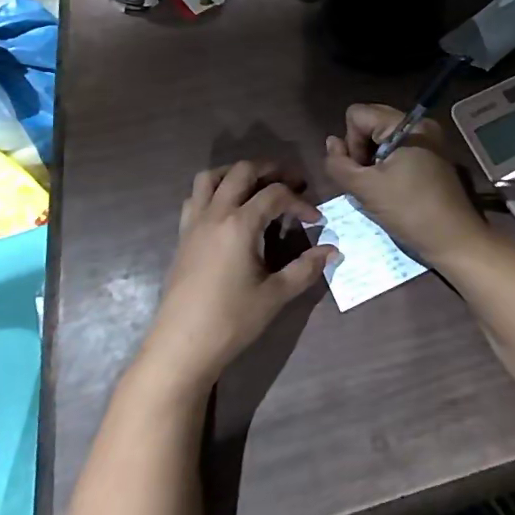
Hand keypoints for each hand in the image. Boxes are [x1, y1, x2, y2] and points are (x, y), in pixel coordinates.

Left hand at [141, 161, 333, 391]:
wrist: (183, 343)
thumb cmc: (232, 319)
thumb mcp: (275, 295)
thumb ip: (305, 268)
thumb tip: (332, 250)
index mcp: (239, 223)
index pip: (275, 195)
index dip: (300, 202)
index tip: (316, 219)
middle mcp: (215, 213)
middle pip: (242, 172)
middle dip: (270, 170)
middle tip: (292, 181)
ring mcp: (194, 222)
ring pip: (210, 177)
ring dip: (235, 173)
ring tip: (256, 185)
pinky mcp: (182, 235)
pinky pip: (194, 197)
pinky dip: (213, 191)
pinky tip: (226, 209)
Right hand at [324, 103, 490, 262]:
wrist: (454, 240)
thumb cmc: (409, 211)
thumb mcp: (364, 188)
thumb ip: (338, 163)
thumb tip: (331, 142)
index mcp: (407, 125)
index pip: (358, 115)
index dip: (350, 142)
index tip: (361, 171)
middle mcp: (420, 125)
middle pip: (370, 122)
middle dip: (360, 150)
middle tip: (367, 180)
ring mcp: (428, 140)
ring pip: (382, 138)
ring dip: (372, 160)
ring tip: (379, 187)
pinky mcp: (432, 157)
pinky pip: (397, 149)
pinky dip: (387, 165)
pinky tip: (392, 188)